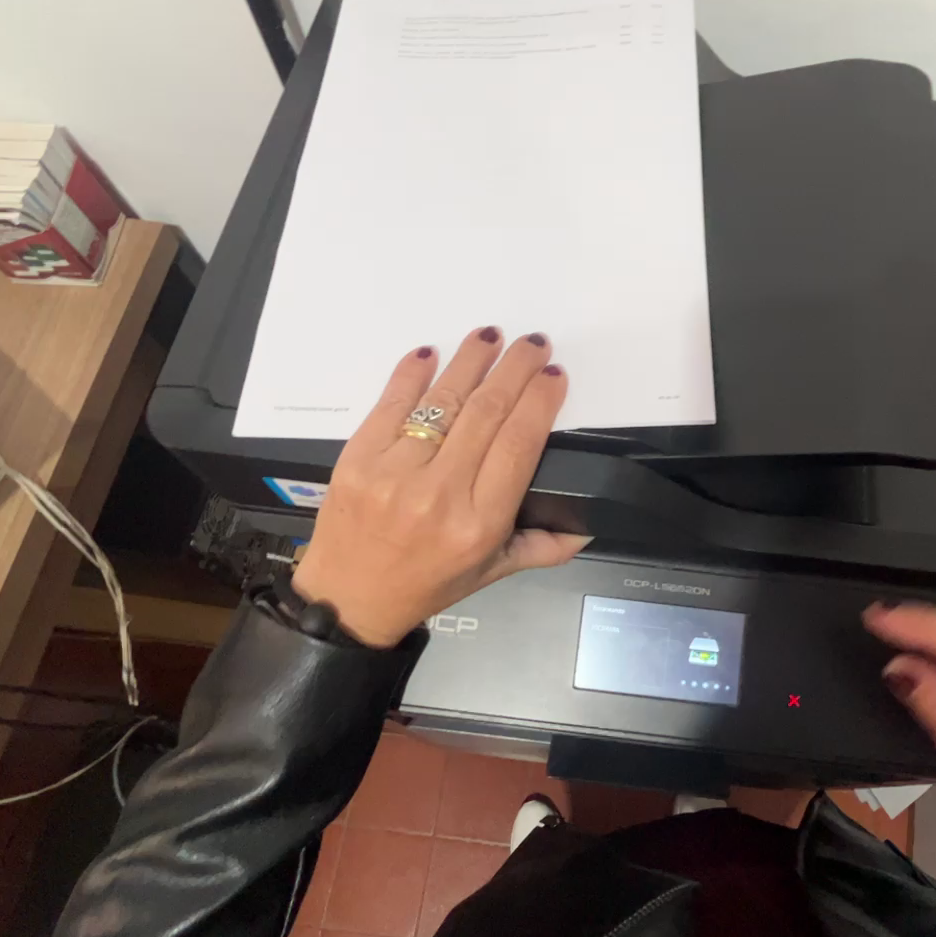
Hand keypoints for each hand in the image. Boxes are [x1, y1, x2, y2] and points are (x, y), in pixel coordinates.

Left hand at [292, 327, 591, 647]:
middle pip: (486, 413)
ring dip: (471, 360)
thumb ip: (542, 546)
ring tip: (491, 336)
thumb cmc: (427, 582)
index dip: (539, 401)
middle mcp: (439, 494)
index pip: (518, 445)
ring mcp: (393, 473)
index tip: (553, 375)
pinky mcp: (357, 457)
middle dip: (514, 369)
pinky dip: (413, 373)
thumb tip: (587, 528)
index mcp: (479, 523)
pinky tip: (432, 352)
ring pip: (443, 400)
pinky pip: (391, 403)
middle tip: (532, 344)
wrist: (348, 599)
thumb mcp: (492, 571)